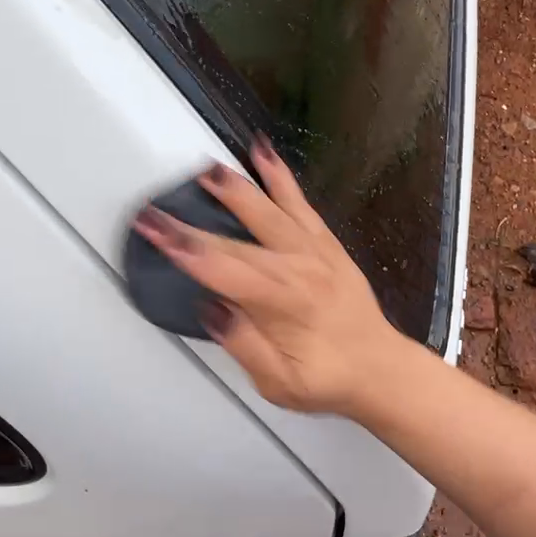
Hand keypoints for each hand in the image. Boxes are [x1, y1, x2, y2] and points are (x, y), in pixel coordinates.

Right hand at [133, 137, 419, 415]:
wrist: (380, 368)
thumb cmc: (329, 379)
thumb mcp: (279, 382)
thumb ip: (243, 344)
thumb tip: (212, 309)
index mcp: (283, 304)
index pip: (222, 270)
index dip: (185, 249)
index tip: (154, 232)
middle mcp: (299, 269)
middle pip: (236, 240)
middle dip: (191, 224)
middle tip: (156, 208)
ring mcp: (314, 252)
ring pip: (269, 210)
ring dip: (236, 188)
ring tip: (208, 169)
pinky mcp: (325, 244)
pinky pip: (301, 204)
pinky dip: (280, 178)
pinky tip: (264, 154)